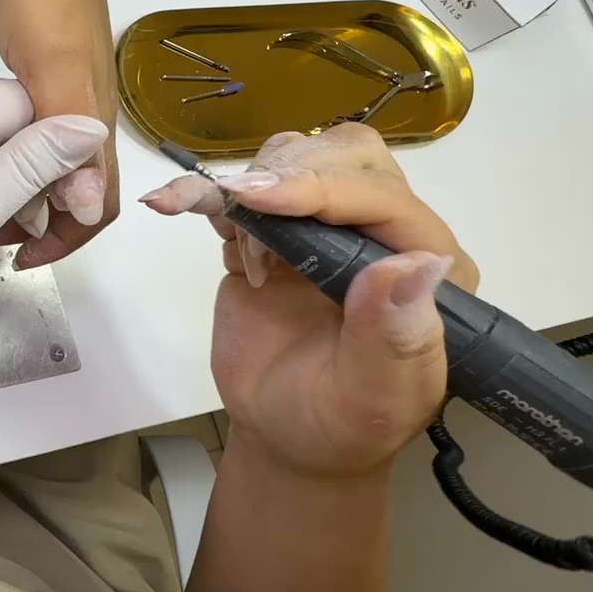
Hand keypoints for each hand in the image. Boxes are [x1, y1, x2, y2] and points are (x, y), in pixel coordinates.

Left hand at [0, 0, 118, 269]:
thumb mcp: (49, 70)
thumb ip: (61, 137)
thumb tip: (94, 204)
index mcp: (81, 116)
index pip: (93, 192)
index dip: (64, 230)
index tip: (22, 255)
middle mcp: (75, 110)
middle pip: (70, 185)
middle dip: (39, 219)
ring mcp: (54, 94)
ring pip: (44, 166)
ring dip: (19, 198)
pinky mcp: (32, 81)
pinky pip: (24, 140)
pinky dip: (5, 167)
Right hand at [140, 124, 480, 478]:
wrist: (283, 434)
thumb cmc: (338, 426)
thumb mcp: (375, 397)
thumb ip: (395, 336)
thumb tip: (414, 263)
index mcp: (424, 271)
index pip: (382, 200)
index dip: (321, 187)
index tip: (258, 198)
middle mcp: (374, 239)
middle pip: (346, 157)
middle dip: (290, 170)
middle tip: (244, 208)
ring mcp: (316, 236)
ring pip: (292, 160)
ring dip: (249, 184)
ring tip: (231, 247)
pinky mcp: (263, 242)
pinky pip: (235, 198)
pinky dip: (198, 192)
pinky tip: (168, 202)